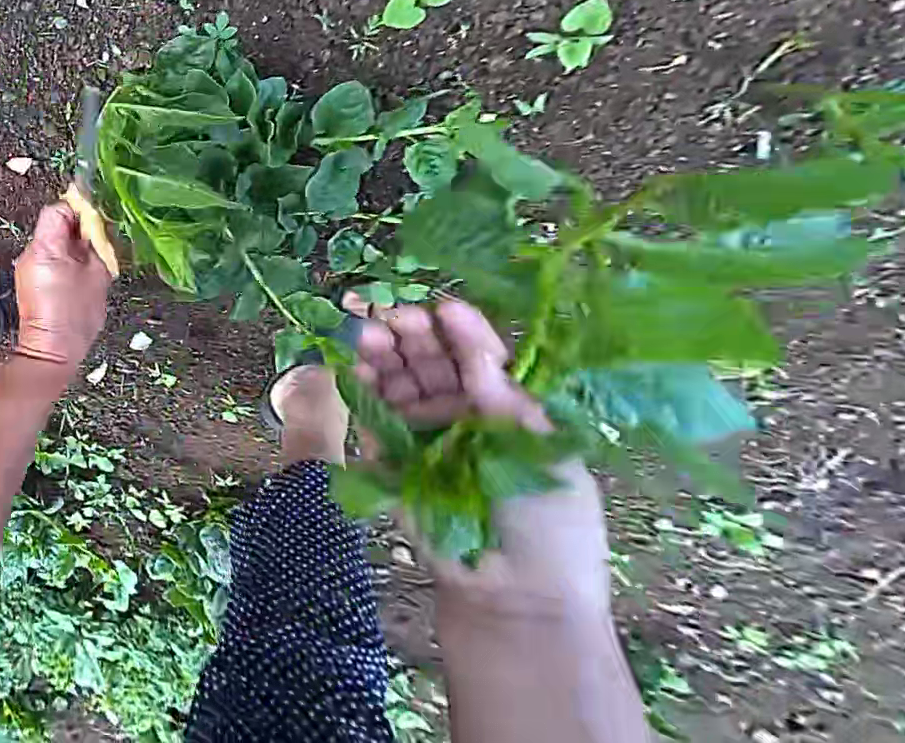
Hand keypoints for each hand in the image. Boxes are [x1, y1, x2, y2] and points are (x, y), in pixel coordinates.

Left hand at [12, 203, 113, 368]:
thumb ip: (98, 243)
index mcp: (46, 247)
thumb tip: (99, 225)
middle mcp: (30, 253)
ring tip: (91, 260)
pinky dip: (65, 258)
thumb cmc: (74, 317)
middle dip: (79, 227)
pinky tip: (80, 273)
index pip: (58, 209)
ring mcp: (27, 266)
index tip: (97, 216)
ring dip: (73, 244)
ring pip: (54, 240)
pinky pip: (49, 257)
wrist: (52, 349)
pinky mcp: (30, 278)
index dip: (80, 209)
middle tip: (100, 240)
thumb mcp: (98, 273)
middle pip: (55, 223)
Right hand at [350, 296, 611, 617]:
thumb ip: (506, 403)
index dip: (462, 330)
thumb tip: (477, 352)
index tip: (446, 309)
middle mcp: (457, 408)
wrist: (512, 594)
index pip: (478, 354)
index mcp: (500, 402)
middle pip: (430, 359)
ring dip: (382, 351)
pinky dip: (361, 384)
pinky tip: (356, 363)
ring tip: (370, 333)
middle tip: (395, 316)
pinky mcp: (387, 452)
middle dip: (413, 332)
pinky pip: (370, 410)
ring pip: (397, 377)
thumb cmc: (548, 523)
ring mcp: (419, 428)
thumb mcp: (545, 453)